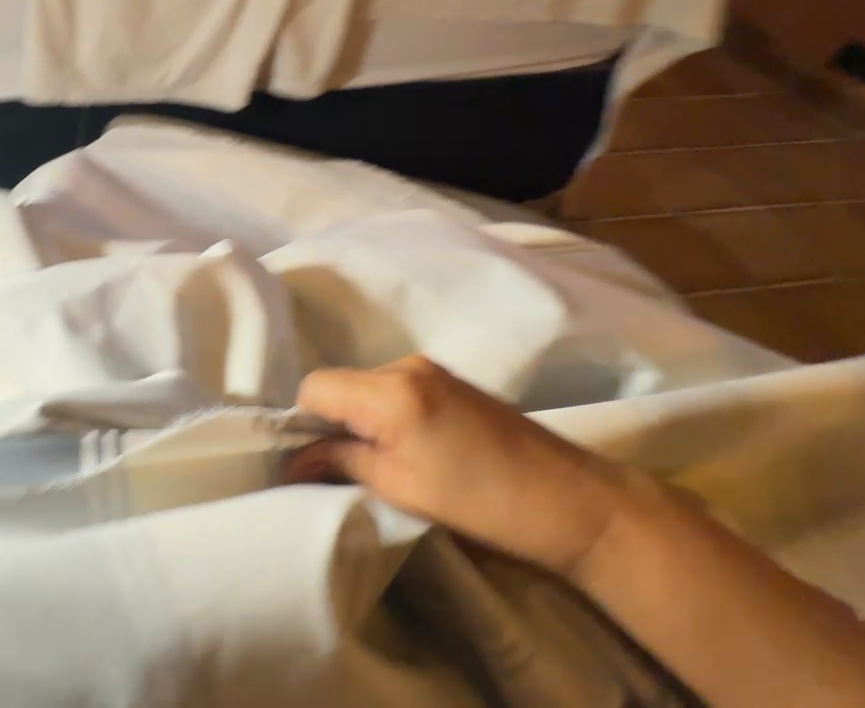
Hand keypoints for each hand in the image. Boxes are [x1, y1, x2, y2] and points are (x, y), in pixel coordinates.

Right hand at [290, 357, 634, 577]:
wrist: (570, 500)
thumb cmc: (480, 500)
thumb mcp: (398, 486)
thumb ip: (340, 463)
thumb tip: (293, 463)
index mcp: (389, 389)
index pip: (314, 388)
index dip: (303, 423)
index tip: (311, 460)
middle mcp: (405, 364)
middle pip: (340, 384)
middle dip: (331, 421)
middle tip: (339, 466)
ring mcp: (430, 368)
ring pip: (365, 386)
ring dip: (359, 418)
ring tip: (375, 461)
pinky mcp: (449, 379)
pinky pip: (393, 388)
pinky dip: (384, 413)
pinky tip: (405, 446)